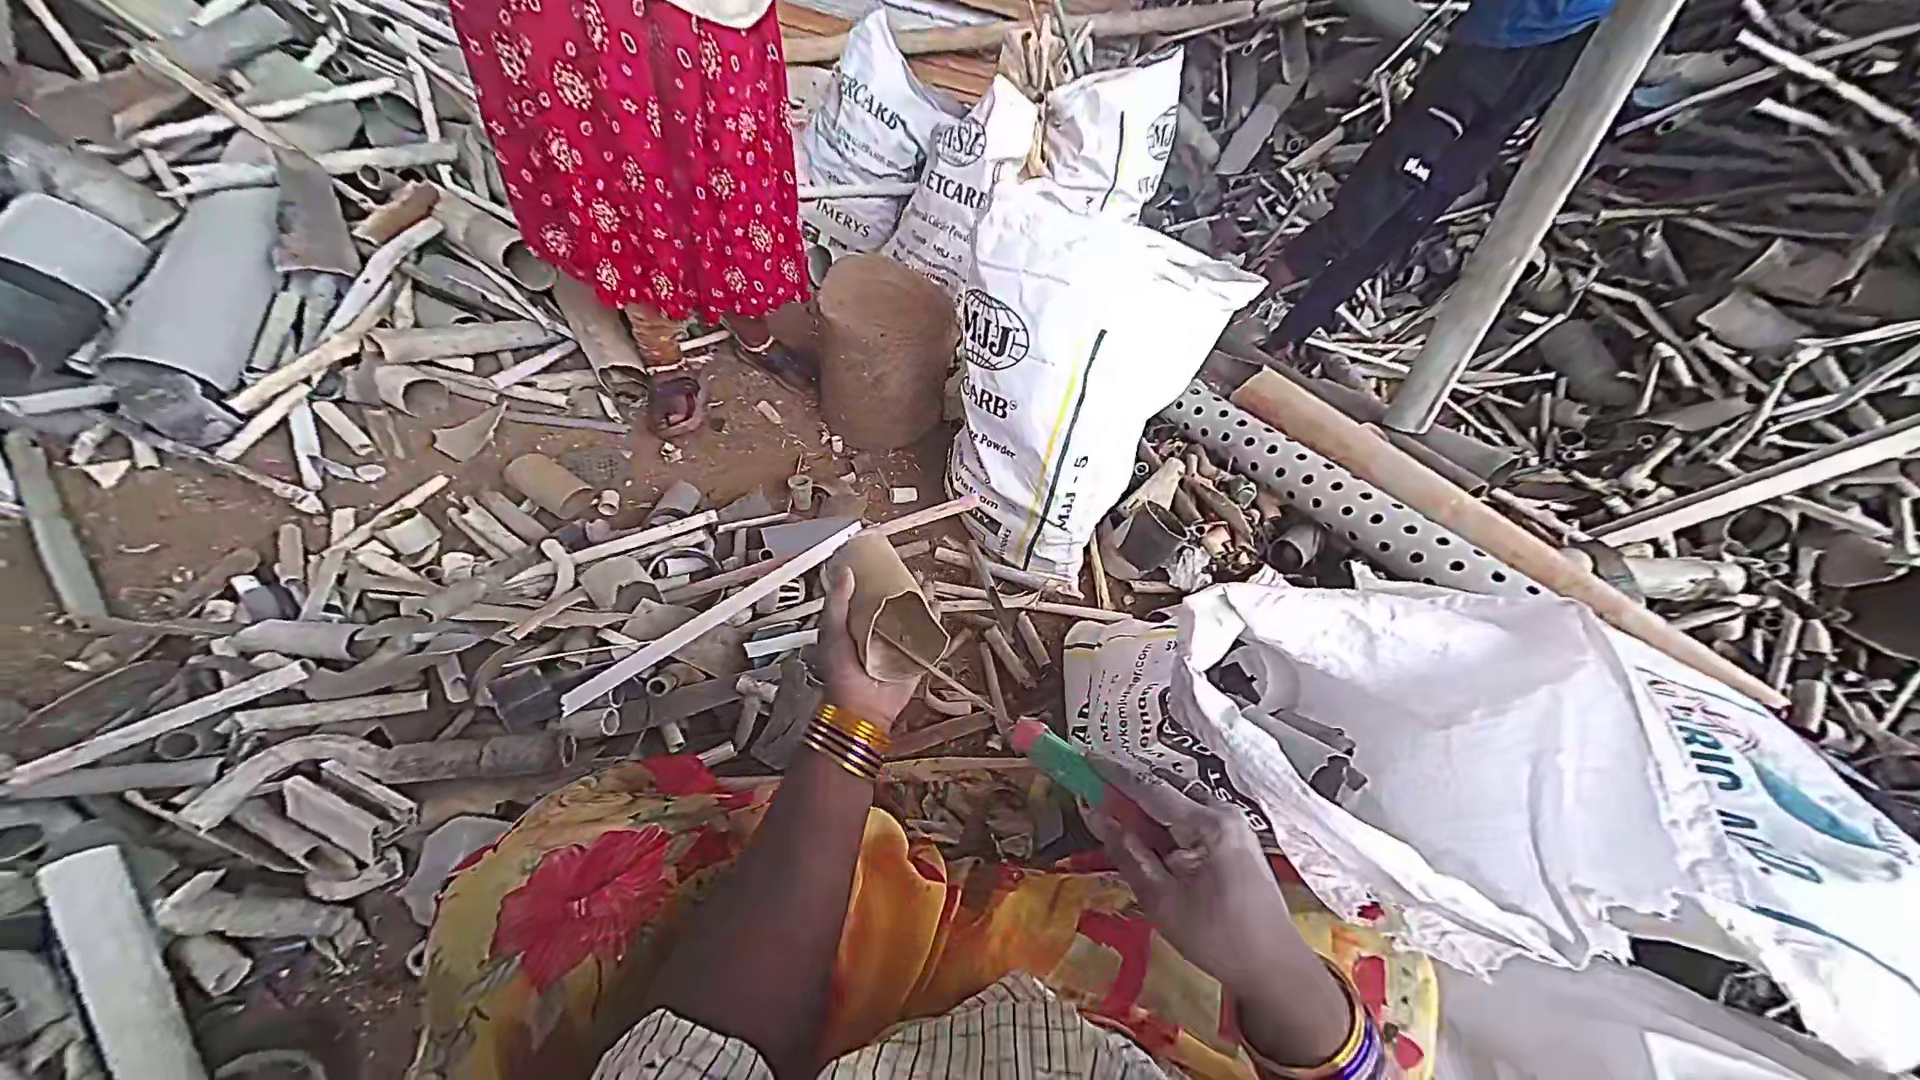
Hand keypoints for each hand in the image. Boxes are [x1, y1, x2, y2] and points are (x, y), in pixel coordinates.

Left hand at [818, 564, 918, 732]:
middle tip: (913, 572)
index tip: (886, 563)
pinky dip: (934, 621)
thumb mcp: (832, 632)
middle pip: (896, 604)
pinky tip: (937, 607)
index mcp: (858, 625)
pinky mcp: (915, 656)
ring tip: (927, 585)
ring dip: (923, 600)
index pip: (870, 596)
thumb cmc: (841, 674)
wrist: (862, 706)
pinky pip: (927, 636)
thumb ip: (837, 603)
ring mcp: (899, 644)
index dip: (879, 580)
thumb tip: (845, 573)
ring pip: (914, 616)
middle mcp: (880, 632)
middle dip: (906, 588)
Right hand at [1083, 756, 1350, 1066]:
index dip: (1114, 772)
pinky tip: (1148, 836)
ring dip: (1146, 805)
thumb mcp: (1162, 899)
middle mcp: (1223, 812)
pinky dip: (1164, 819)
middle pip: (1165, 787)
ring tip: (1117, 816)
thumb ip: (1127, 851)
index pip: (1150, 787)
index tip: (1086, 757)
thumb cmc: (1219, 939)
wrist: (1277, 971)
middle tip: (1096, 792)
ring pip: (1177, 799)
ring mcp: (1233, 823)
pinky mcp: (1234, 836)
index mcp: (1209, 824)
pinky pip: (1190, 814)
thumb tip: (1094, 814)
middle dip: (1129, 788)